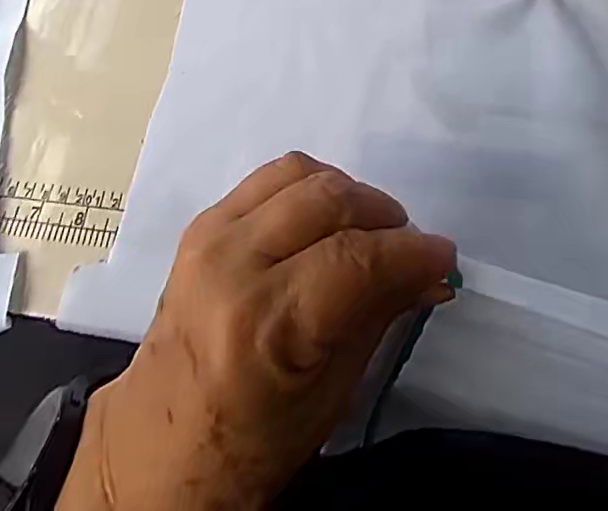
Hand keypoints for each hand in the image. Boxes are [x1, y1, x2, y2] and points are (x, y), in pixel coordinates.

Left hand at [58, 152, 455, 510]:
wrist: (165, 432)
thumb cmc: (255, 435)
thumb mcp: (334, 392)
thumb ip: (379, 315)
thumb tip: (430, 269)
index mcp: (267, 321)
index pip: (354, 258)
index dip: (410, 250)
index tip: (442, 254)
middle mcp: (232, 263)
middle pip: (325, 199)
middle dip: (380, 212)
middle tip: (405, 241)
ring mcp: (210, 234)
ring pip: (294, 172)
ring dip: (343, 190)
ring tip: (365, 227)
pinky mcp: (199, 222)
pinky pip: (264, 180)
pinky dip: (304, 188)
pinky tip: (319, 221)